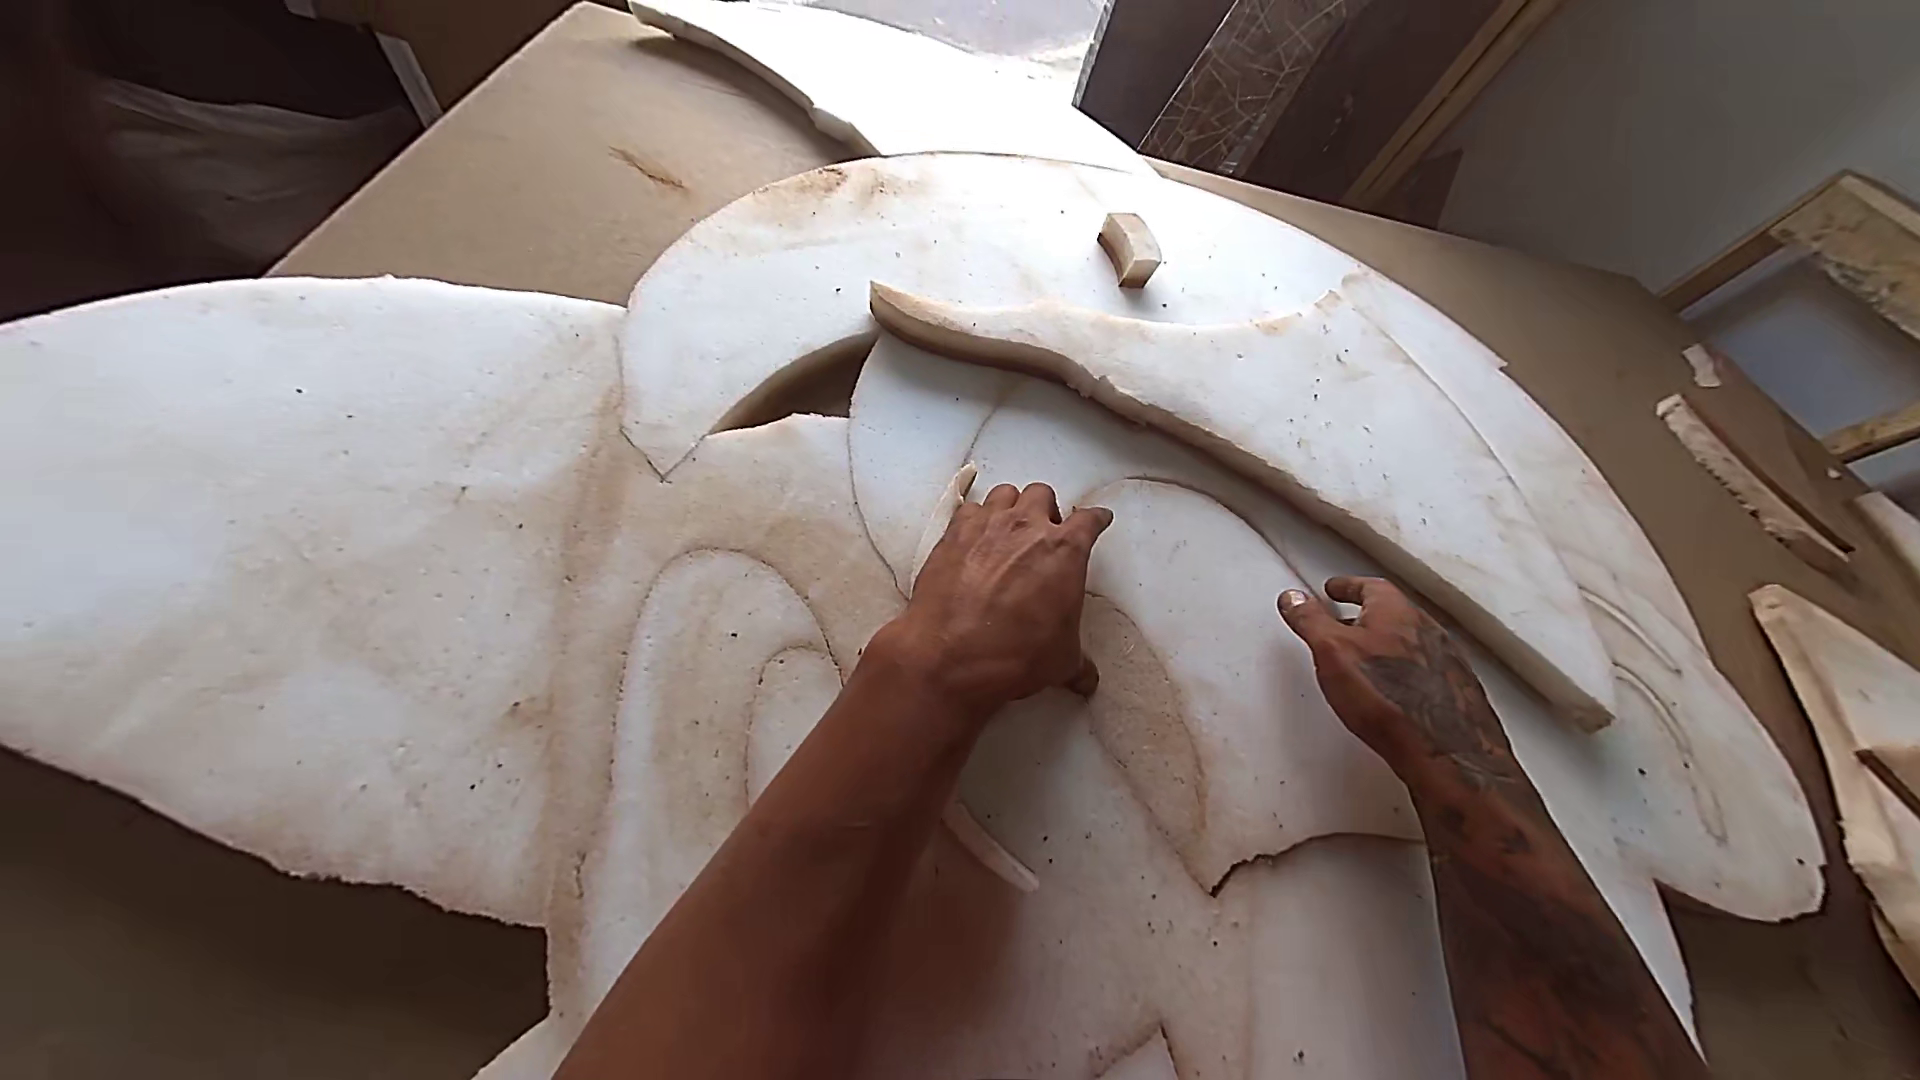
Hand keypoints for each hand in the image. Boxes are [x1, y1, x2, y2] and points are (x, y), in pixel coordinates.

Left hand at [875, 482, 1111, 712]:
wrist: (953, 655)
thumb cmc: (1015, 654)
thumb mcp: (1061, 661)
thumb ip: (1078, 664)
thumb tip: (1086, 679)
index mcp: (1065, 551)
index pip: (1089, 521)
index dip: (1095, 520)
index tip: (1096, 520)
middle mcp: (1027, 528)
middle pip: (1042, 495)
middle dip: (1046, 509)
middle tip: (1044, 532)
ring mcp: (987, 526)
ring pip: (1005, 494)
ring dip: (1011, 507)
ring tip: (1008, 529)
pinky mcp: (953, 534)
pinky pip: (969, 510)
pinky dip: (975, 519)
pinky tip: (974, 538)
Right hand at [1277, 576, 1510, 778]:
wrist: (1444, 752)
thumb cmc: (1390, 699)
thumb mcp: (1330, 650)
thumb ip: (1309, 620)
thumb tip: (1294, 599)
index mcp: (1397, 612)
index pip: (1369, 586)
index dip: (1347, 586)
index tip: (1334, 588)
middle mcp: (1428, 631)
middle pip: (1392, 612)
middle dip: (1365, 614)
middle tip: (1343, 619)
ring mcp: (1447, 662)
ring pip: (1410, 641)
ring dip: (1385, 643)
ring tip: (1362, 656)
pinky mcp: (1456, 693)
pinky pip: (1425, 669)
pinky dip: (1404, 670)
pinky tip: (1389, 689)